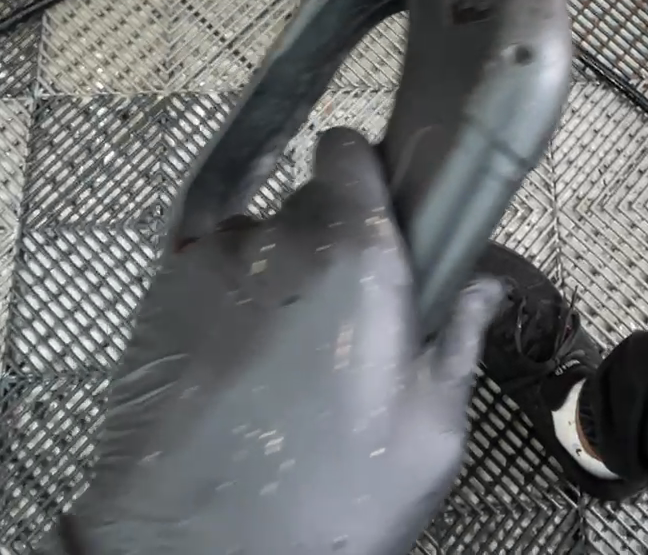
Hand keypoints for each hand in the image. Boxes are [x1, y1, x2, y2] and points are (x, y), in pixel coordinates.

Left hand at [53, 129, 503, 554]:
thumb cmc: (330, 497)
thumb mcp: (429, 433)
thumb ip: (459, 339)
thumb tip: (485, 285)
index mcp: (358, 257)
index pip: (346, 151)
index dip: (359, 169)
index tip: (372, 206)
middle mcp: (282, 239)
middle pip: (311, 199)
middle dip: (330, 236)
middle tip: (340, 308)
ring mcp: (214, 261)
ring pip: (261, 237)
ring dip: (277, 267)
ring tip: (280, 345)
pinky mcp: (163, 289)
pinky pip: (213, 266)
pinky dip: (228, 292)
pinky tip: (232, 357)